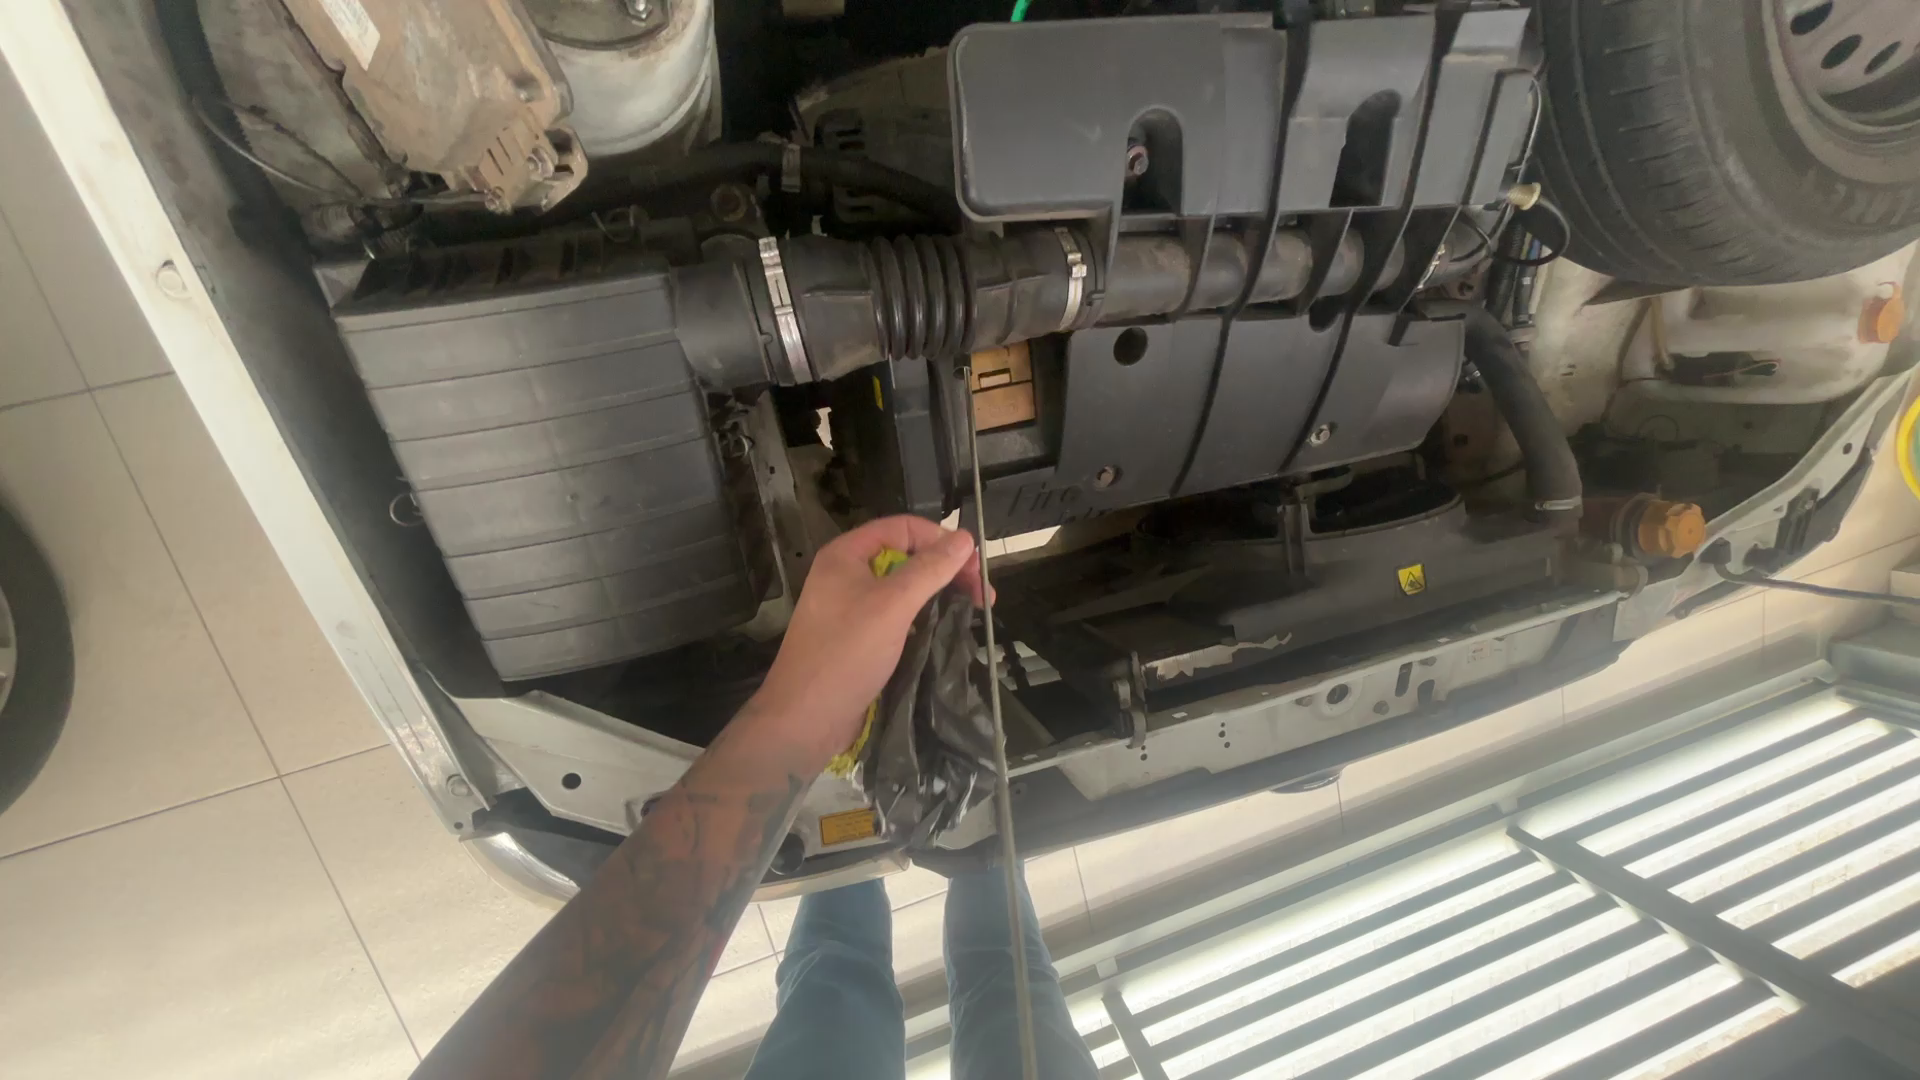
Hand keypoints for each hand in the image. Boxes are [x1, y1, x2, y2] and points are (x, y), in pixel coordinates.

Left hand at [745, 515, 987, 767]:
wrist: (805, 720)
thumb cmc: (845, 654)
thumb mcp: (892, 605)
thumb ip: (929, 569)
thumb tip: (965, 538)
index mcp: (847, 555)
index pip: (903, 528)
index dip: (940, 539)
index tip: (973, 565)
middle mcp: (848, 575)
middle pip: (907, 557)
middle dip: (947, 570)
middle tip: (983, 595)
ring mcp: (852, 607)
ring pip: (905, 588)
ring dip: (939, 595)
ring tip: (974, 612)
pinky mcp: (860, 637)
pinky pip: (898, 616)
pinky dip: (924, 618)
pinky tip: (946, 630)